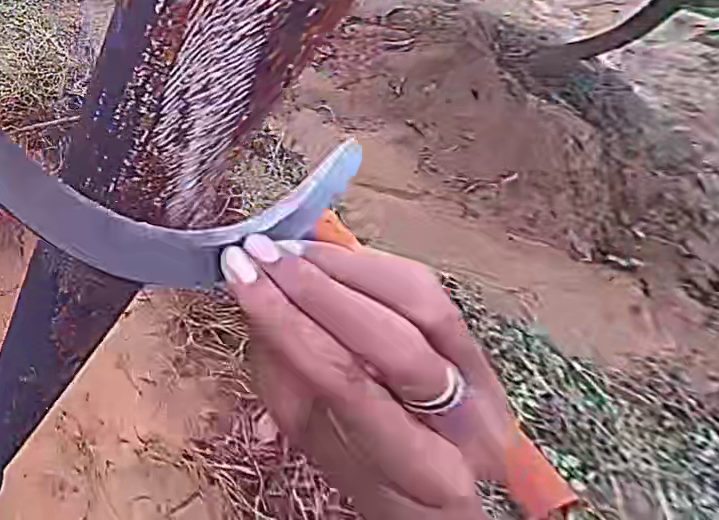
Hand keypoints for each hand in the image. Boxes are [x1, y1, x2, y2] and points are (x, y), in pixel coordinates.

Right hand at [220, 234, 517, 519]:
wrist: (428, 470)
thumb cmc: (354, 454)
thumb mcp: (307, 429)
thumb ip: (282, 363)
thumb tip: (252, 288)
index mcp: (417, 469)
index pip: (344, 380)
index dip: (286, 319)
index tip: (238, 273)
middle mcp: (467, 427)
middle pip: (390, 342)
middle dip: (312, 287)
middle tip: (256, 251)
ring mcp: (480, 377)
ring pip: (414, 301)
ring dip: (336, 265)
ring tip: (281, 248)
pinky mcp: (472, 336)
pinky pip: (419, 282)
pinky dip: (359, 260)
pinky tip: (314, 252)